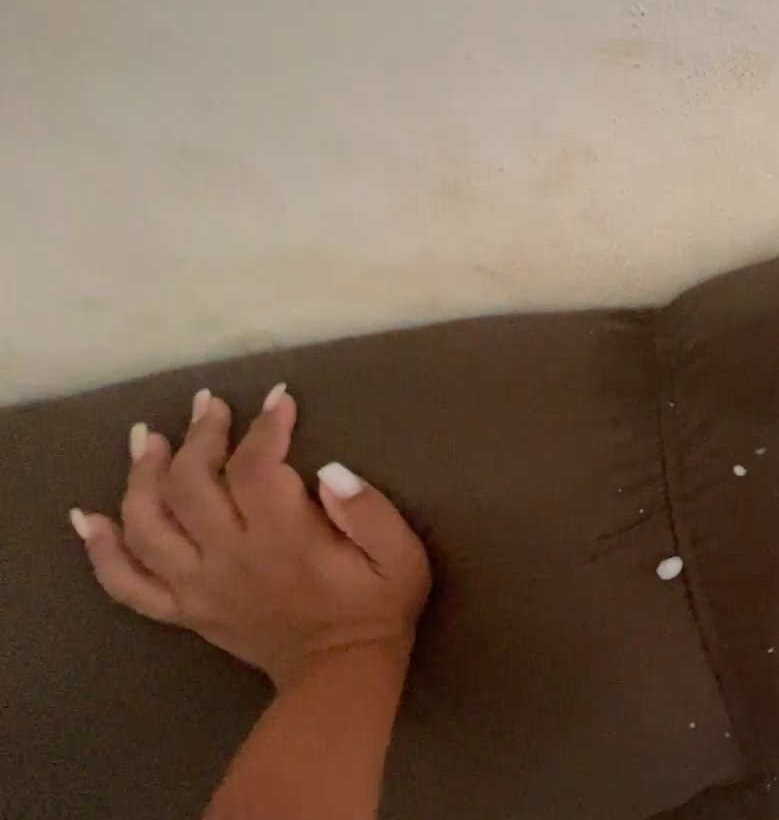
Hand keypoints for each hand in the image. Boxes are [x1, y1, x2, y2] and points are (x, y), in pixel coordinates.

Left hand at [69, 386, 430, 689]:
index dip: (265, 428)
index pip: (259, 469)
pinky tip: (88, 518)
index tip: (278, 399)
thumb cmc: (381, 602)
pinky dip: (99, 548)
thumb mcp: (401, 553)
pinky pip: (124, 581)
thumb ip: (368, 511)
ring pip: (147, 523)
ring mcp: (197, 585)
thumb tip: (332, 469)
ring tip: (148, 439)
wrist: (342, 669)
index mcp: (285, 538)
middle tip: (210, 404)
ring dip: (141, 476)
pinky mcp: (182, 608)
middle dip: (199, 437)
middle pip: (193, 486)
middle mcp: (229, 556)